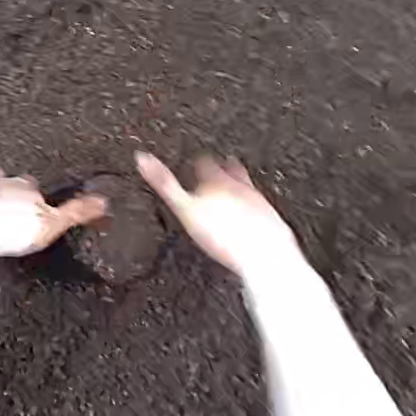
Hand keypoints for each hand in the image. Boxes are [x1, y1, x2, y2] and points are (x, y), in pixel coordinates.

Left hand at [0, 168, 107, 258]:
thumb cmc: (12, 230)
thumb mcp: (52, 224)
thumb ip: (76, 212)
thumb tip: (102, 202)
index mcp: (25, 187)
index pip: (33, 185)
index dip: (34, 193)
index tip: (36, 200)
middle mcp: (2, 182)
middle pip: (8, 181)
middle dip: (10, 189)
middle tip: (12, 205)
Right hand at [136, 152, 303, 278]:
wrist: (264, 256)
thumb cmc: (224, 234)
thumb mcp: (184, 208)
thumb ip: (163, 183)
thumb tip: (142, 159)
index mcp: (218, 180)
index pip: (205, 163)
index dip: (197, 162)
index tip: (194, 161)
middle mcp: (241, 188)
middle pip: (230, 171)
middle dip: (222, 169)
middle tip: (217, 166)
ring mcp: (259, 204)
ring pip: (247, 188)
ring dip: (239, 187)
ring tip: (233, 190)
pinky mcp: (273, 222)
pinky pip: (261, 209)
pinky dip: (253, 209)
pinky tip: (251, 218)